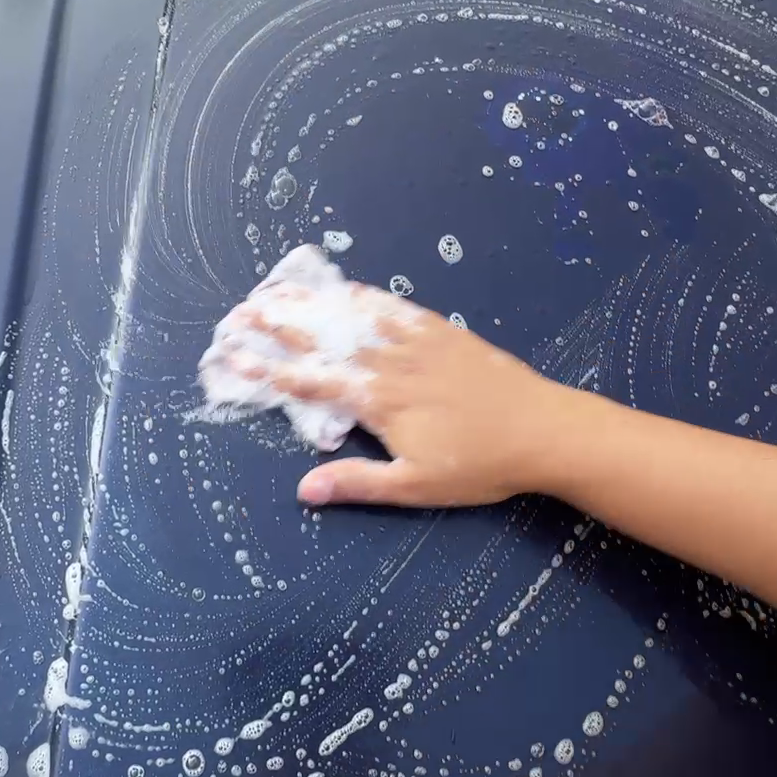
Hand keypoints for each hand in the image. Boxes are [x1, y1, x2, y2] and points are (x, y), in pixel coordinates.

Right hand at [243, 287, 591, 506]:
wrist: (543, 430)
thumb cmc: (478, 465)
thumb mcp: (416, 486)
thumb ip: (358, 483)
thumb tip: (304, 490)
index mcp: (378, 401)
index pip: (310, 381)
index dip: (268, 369)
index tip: (233, 355)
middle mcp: (388, 362)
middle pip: (323, 340)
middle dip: (276, 326)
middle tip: (239, 312)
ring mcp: (415, 341)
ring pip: (352, 317)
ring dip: (310, 303)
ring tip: (276, 289)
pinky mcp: (440, 331)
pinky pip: (393, 307)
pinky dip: (363, 295)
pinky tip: (344, 287)